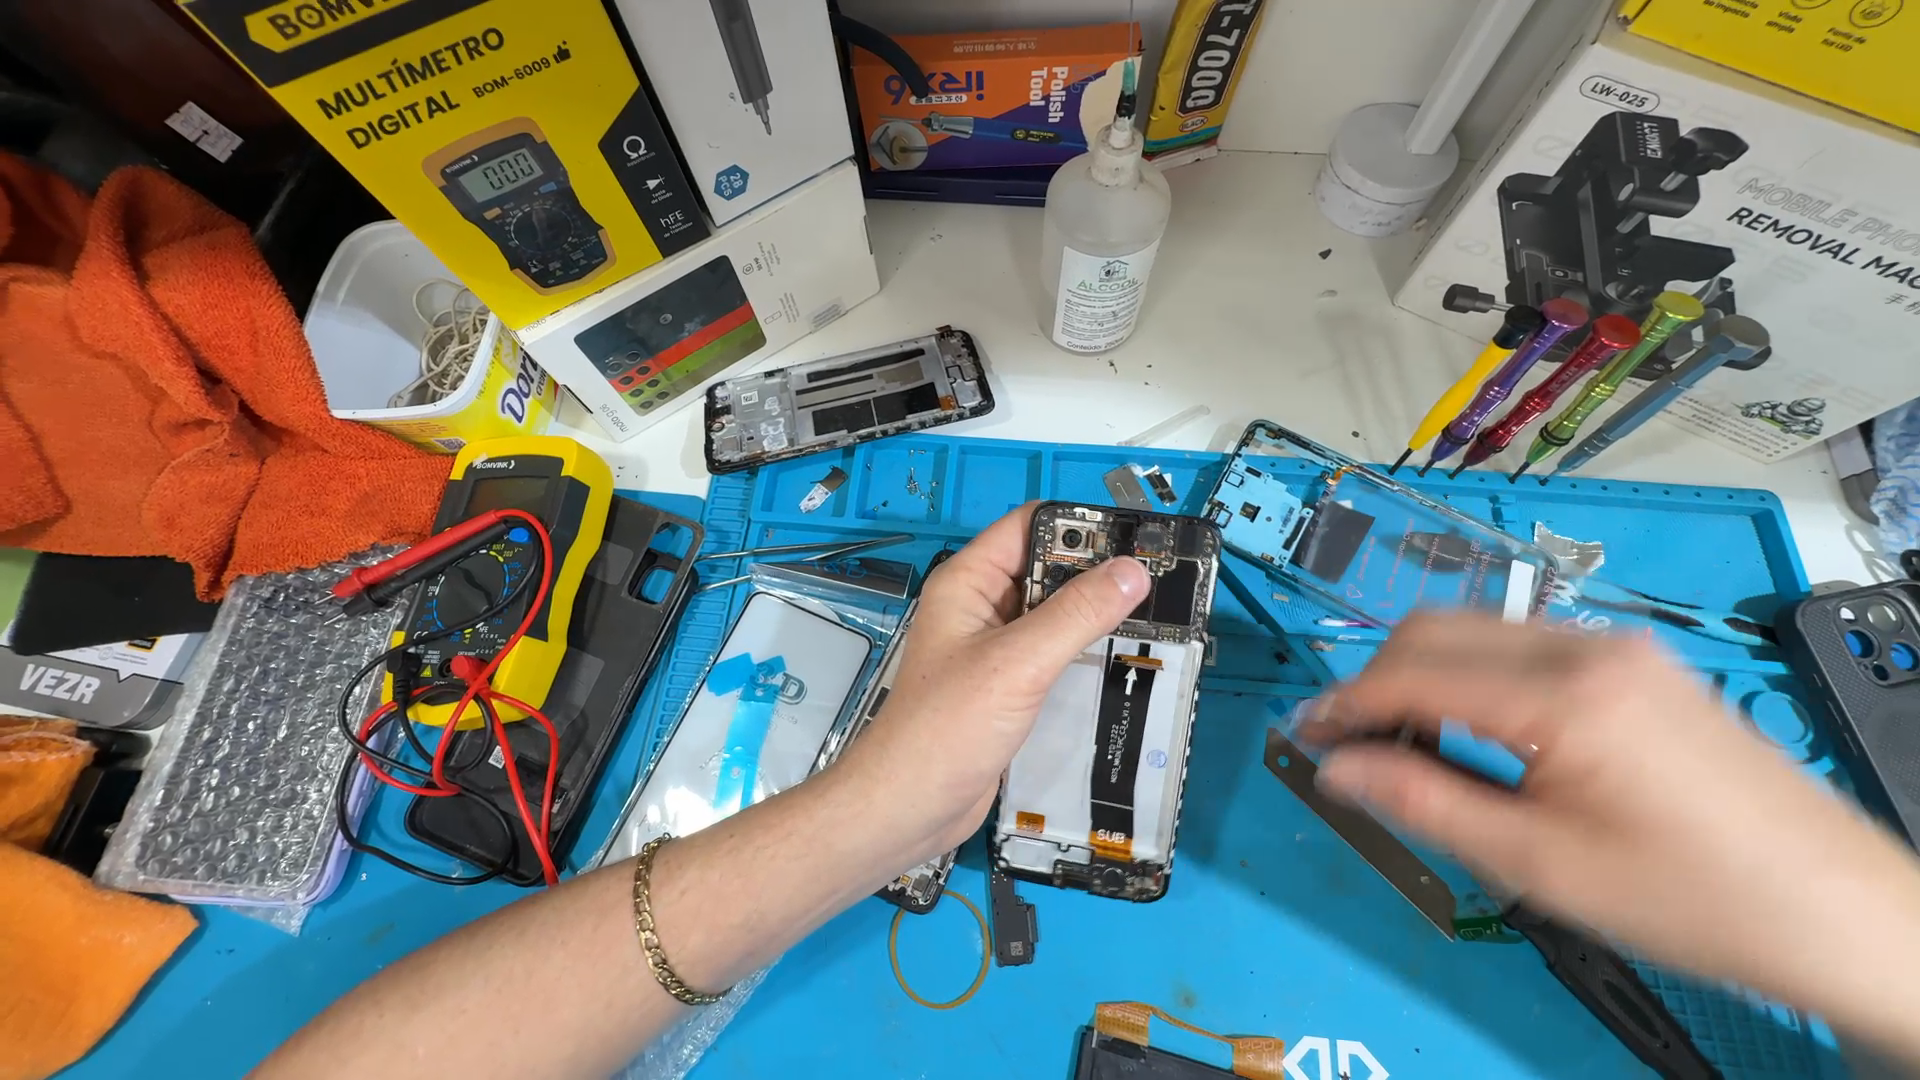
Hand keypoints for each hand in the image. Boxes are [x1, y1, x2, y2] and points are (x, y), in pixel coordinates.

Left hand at [835, 503, 1147, 864]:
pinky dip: (1083, 651)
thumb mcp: (1018, 663)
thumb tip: (1133, 571)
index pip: (1027, 526)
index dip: (1078, 525)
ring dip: (1094, 613)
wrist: (910, 806)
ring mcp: (993, 647)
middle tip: (1160, 580)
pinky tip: (1124, 659)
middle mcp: (980, 606)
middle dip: (1096, 571)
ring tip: (1156, 615)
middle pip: (1045, 568)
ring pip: (1052, 613)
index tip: (1136, 537)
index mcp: (968, 583)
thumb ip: (1076, 615)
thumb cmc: (950, 726)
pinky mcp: (1006, 685)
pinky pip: (1051, 653)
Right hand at [1296, 612, 1919, 1027]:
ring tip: (1402, 737)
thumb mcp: (1539, 866)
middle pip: (1435, 630)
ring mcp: (1616, 646)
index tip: (1303, 734)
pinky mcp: (1633, 661)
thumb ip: (1423, 803)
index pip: (1413, 672)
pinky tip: (1469, 725)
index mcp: (1564, 696)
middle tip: (1349, 742)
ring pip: (1473, 629)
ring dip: (1418, 673)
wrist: (1856, 919)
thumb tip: (1333, 767)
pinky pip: (1517, 643)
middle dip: (1374, 680)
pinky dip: (1467, 673)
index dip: (1345, 702)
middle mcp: (1586, 646)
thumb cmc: (1691, 901)